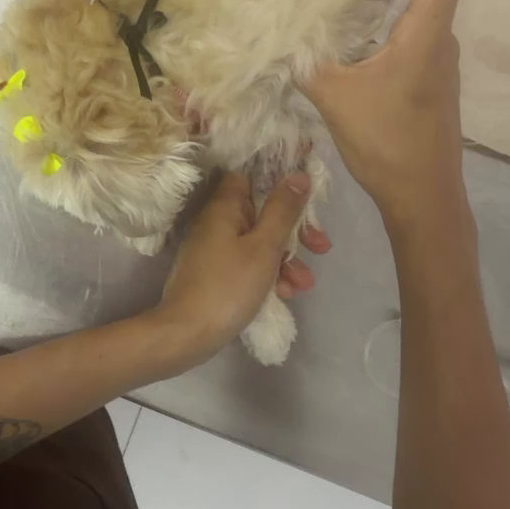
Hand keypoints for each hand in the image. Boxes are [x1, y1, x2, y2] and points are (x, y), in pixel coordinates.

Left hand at [147, 171, 310, 373]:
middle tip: (321, 247)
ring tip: (303, 284)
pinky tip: (284, 295)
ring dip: (285, 260)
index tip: (307, 188)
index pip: (251, 175)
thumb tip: (297, 175)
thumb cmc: (228, 286)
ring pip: (259, 242)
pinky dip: (268, 274)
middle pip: (262, 213)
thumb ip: (282, 210)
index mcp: (223, 207)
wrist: (188, 333)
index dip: (280, 178)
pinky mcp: (217, 272)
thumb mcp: (263, 247)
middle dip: (294, 231)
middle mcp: (217, 222)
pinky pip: (248, 263)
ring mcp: (215, 248)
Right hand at [303, 0, 468, 233]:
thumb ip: (307, 62)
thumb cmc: (384, 142)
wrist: (421, 196)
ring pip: (410, 23)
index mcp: (426, 36)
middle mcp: (439, 43)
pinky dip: (379, 50)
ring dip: (374, 26)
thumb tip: (281, 40)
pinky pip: (407, 49)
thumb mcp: (333, 98)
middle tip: (338, 17)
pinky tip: (350, 77)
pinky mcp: (429, 87)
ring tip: (337, 48)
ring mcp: (438, 66)